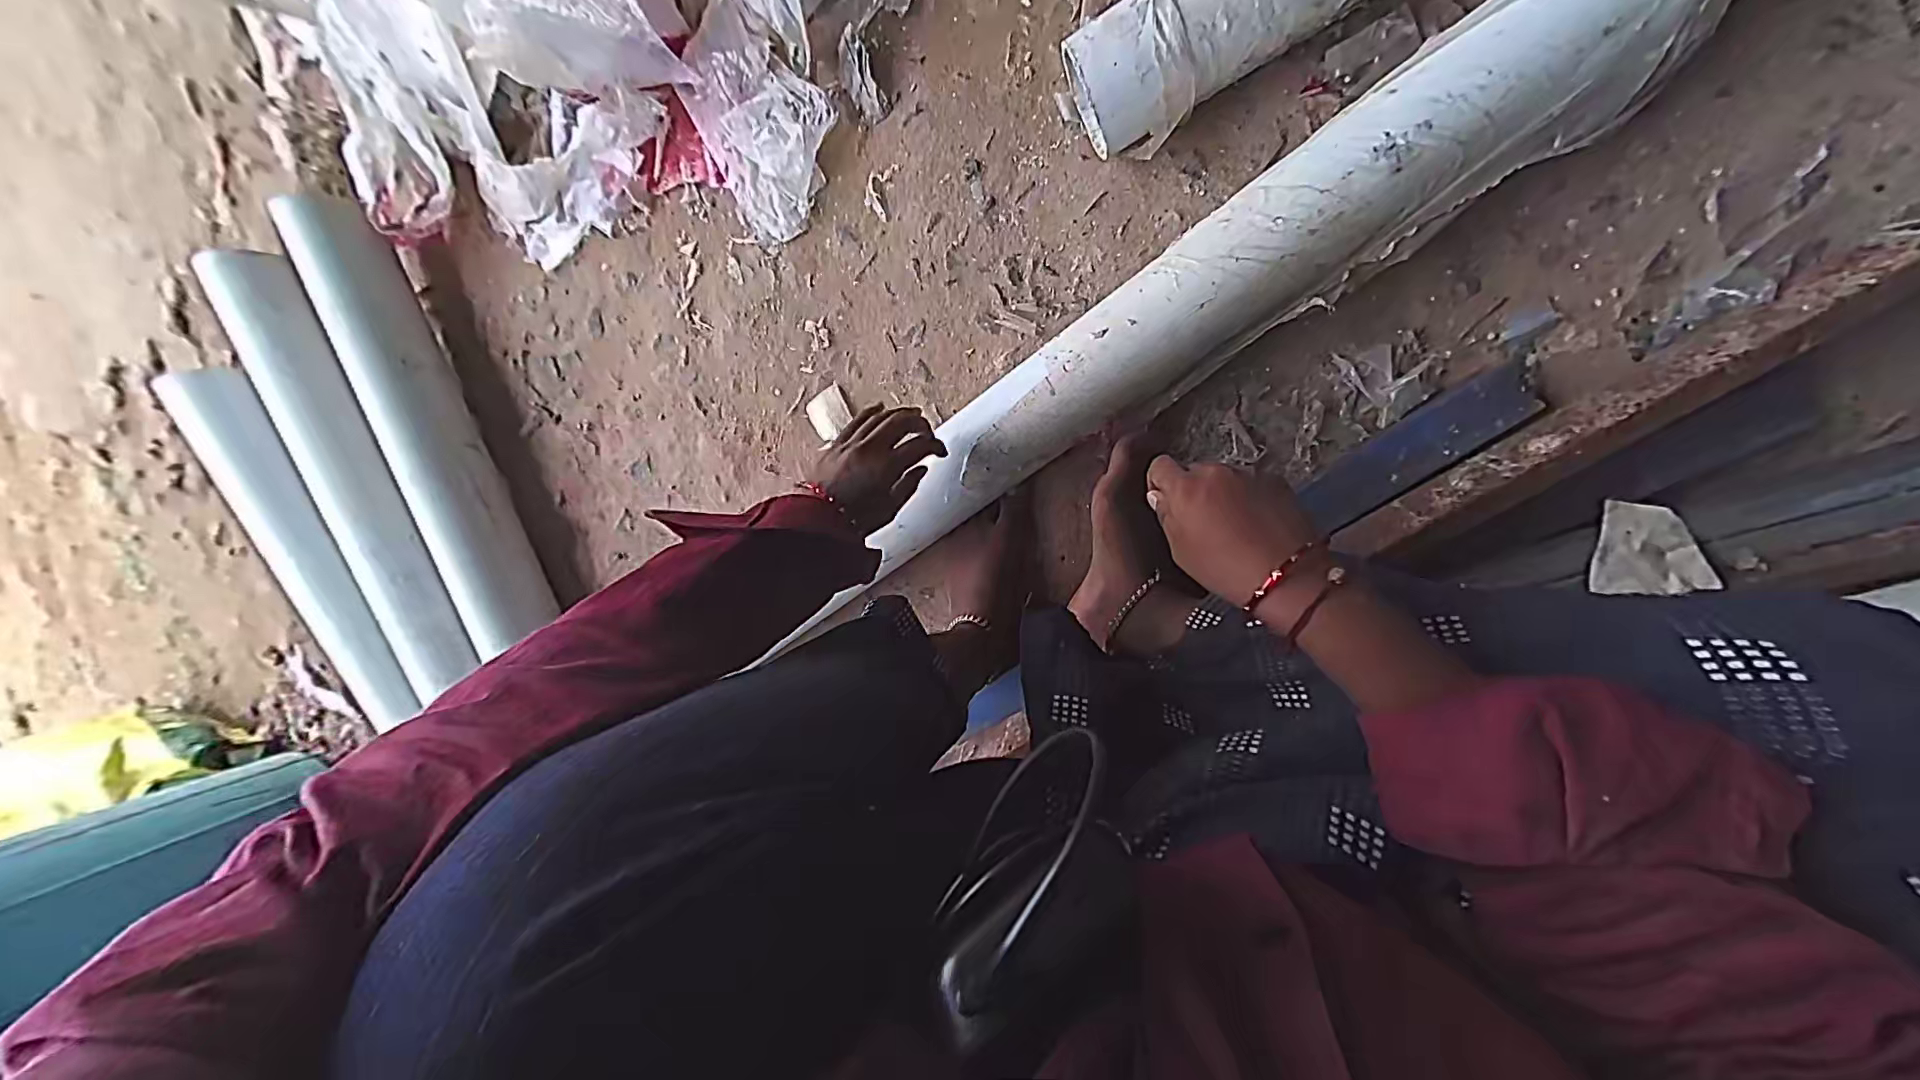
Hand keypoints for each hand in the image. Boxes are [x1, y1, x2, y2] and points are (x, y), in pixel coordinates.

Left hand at [806, 405, 946, 532]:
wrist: (815, 521)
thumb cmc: (851, 521)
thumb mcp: (889, 509)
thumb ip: (908, 485)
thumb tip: (920, 470)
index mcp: (887, 466)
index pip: (920, 445)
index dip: (935, 446)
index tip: (939, 450)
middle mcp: (869, 449)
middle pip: (902, 422)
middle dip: (920, 423)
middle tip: (928, 431)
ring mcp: (851, 444)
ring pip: (880, 416)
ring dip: (900, 413)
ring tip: (911, 415)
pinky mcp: (837, 444)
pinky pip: (857, 420)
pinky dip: (872, 412)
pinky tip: (880, 409)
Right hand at [1144, 457, 1321, 602]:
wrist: (1285, 576)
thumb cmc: (1227, 569)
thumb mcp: (1180, 551)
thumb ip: (1166, 516)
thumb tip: (1161, 498)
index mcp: (1185, 488)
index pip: (1160, 466)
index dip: (1160, 483)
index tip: (1166, 500)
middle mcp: (1215, 473)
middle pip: (1194, 471)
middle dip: (1194, 491)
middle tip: (1201, 522)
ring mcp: (1247, 474)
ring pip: (1223, 478)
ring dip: (1222, 494)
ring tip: (1231, 526)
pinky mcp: (1274, 480)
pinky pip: (1250, 483)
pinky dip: (1248, 497)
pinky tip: (1253, 524)